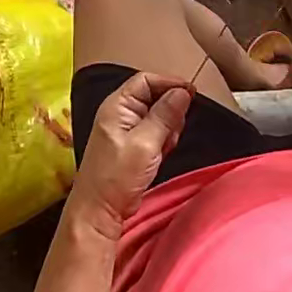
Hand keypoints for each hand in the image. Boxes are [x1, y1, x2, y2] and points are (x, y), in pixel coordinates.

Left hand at [68, 72, 191, 240]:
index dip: (169, 83)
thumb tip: (183, 92)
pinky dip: (163, 140)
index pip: (146, 80)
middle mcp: (121, 113)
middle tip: (173, 131)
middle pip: (155, 96)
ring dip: (168, 128)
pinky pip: (156, 132)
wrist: (100, 211)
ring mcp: (127, 129)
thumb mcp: (145, 143)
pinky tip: (161, 153)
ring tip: (164, 146)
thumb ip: (165, 115)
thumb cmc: (117, 177)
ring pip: (158, 115)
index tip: (191, 94)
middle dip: (170, 110)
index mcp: (117, 105)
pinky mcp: (134, 144)